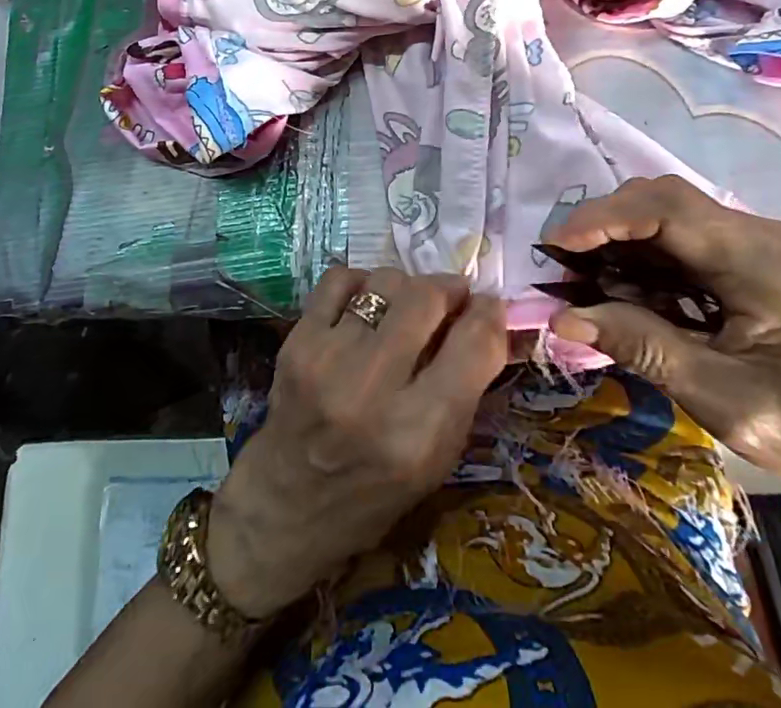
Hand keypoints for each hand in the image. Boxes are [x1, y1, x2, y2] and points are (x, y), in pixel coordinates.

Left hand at [206, 268, 507, 618]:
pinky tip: (366, 305)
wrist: (290, 501)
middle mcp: (373, 389)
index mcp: (420, 431)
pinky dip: (361, 283)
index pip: (475, 344)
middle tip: (449, 300)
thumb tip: (482, 316)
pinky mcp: (296, 342)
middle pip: (426, 298)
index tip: (486, 308)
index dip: (490, 314)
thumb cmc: (376, 490)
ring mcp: (327, 360)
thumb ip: (465, 387)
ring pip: (384, 282)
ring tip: (406, 307)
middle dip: (448, 291)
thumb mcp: (439, 457)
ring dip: (406, 287)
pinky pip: (339, 280)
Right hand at [543, 176, 780, 505]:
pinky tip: (626, 293)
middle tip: (561, 270)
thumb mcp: (720, 398)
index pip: (670, 209)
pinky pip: (688, 241)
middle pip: (667, 201)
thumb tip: (559, 318)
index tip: (553, 248)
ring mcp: (770, 246)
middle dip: (603, 227)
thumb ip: (640, 347)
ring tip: (584, 286)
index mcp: (774, 268)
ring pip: (673, 217)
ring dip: (620, 244)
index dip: (602, 218)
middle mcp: (772, 239)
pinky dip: (645, 259)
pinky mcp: (762, 261)